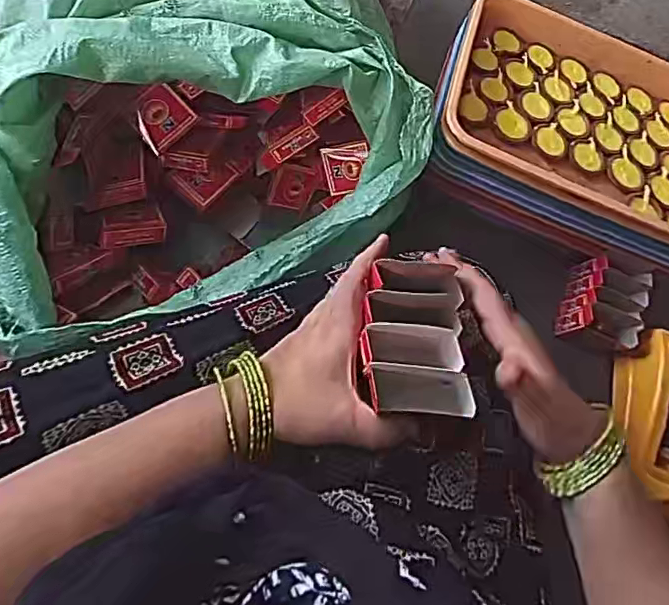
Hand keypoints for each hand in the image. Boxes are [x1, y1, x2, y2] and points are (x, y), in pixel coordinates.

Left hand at [263, 235, 414, 449]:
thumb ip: (385, 429)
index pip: (355, 277)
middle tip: (401, 270)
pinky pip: (334, 310)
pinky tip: (362, 322)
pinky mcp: (306, 338)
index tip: (386, 239)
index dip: (371, 256)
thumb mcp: (347, 421)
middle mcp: (326, 316)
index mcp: (338, 322)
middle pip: (351, 282)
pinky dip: (350, 305)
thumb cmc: (297, 404)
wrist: (251, 407)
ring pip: (341, 295)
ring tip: (388, 292)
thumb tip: (417, 430)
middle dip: (375, 270)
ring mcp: (313, 325)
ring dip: (361, 287)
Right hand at [431, 249, 604, 463]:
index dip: (465, 274)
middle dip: (458, 272)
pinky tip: (458, 309)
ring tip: (441, 274)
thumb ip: (522, 385)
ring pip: (483, 302)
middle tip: (432, 258)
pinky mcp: (510, 352)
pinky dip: (468, 304)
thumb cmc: (556, 422)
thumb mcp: (538, 406)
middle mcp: (514, 334)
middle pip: (483, 292)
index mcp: (515, 338)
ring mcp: (513, 342)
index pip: (487, 296)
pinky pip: (484, 317)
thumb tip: (507, 367)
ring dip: (462, 285)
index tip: (442, 259)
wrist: (575, 439)